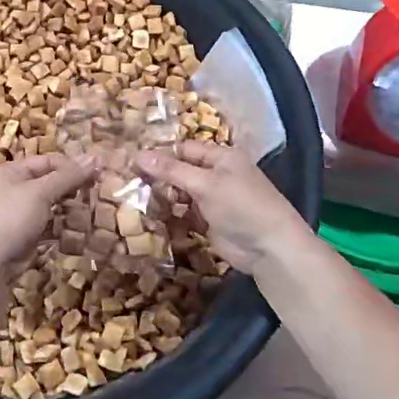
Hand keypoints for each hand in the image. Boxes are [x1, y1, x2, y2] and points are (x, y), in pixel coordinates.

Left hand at [0, 154, 96, 277]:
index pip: (49, 161)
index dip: (73, 166)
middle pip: (50, 181)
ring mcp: (18, 213)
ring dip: (69, 207)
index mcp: (12, 171)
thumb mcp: (41, 192)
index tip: (98, 175)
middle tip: (96, 192)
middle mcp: (14, 188)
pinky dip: (61, 225)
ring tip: (90, 211)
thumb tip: (96, 157)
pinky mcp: (24, 234)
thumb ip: (69, 176)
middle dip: (72, 186)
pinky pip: (48, 224)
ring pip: (51, 204)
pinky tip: (77, 229)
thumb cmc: (11, 218)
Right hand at [134, 143, 312, 271]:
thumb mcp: (205, 184)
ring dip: (163, 196)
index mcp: (222, 157)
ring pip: (181, 193)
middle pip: (181, 171)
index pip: (184, 149)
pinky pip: (185, 213)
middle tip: (128, 182)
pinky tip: (150, 216)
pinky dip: (171, 214)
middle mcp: (217, 174)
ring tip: (134, 199)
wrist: (270, 249)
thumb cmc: (241, 206)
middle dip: (159, 177)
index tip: (131, 161)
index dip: (160, 155)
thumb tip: (137, 154)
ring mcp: (214, 199)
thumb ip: (171, 170)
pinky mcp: (210, 222)